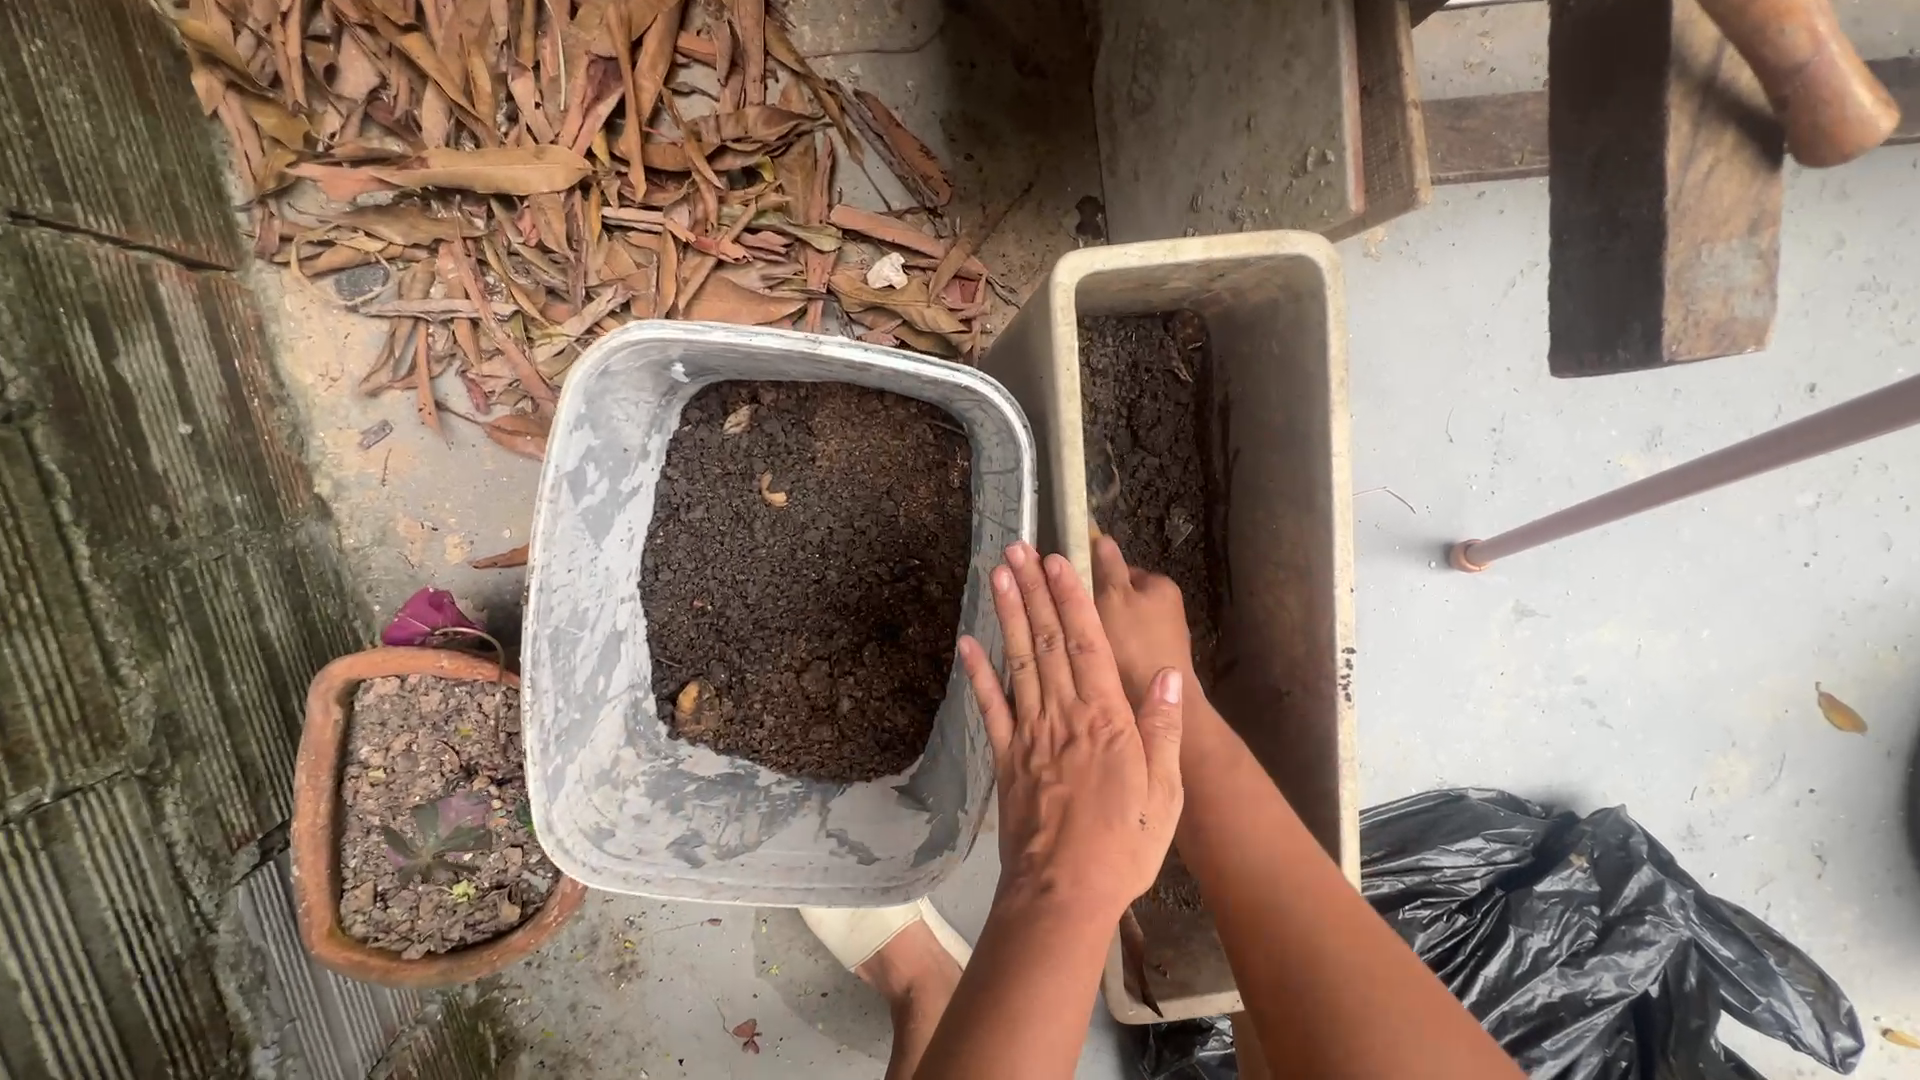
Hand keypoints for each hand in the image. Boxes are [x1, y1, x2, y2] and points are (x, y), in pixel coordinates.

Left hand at [958, 542, 1184, 922]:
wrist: (1064, 894)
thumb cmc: (1125, 847)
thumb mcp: (1165, 794)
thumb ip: (1163, 731)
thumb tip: (1167, 675)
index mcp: (1107, 720)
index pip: (1087, 645)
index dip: (1072, 599)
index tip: (1059, 561)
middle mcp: (1064, 715)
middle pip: (1047, 641)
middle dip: (1034, 591)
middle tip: (1018, 549)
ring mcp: (1029, 734)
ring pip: (1018, 662)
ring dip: (1008, 616)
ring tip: (998, 576)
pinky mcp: (1006, 758)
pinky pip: (990, 708)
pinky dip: (978, 674)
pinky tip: (967, 643)